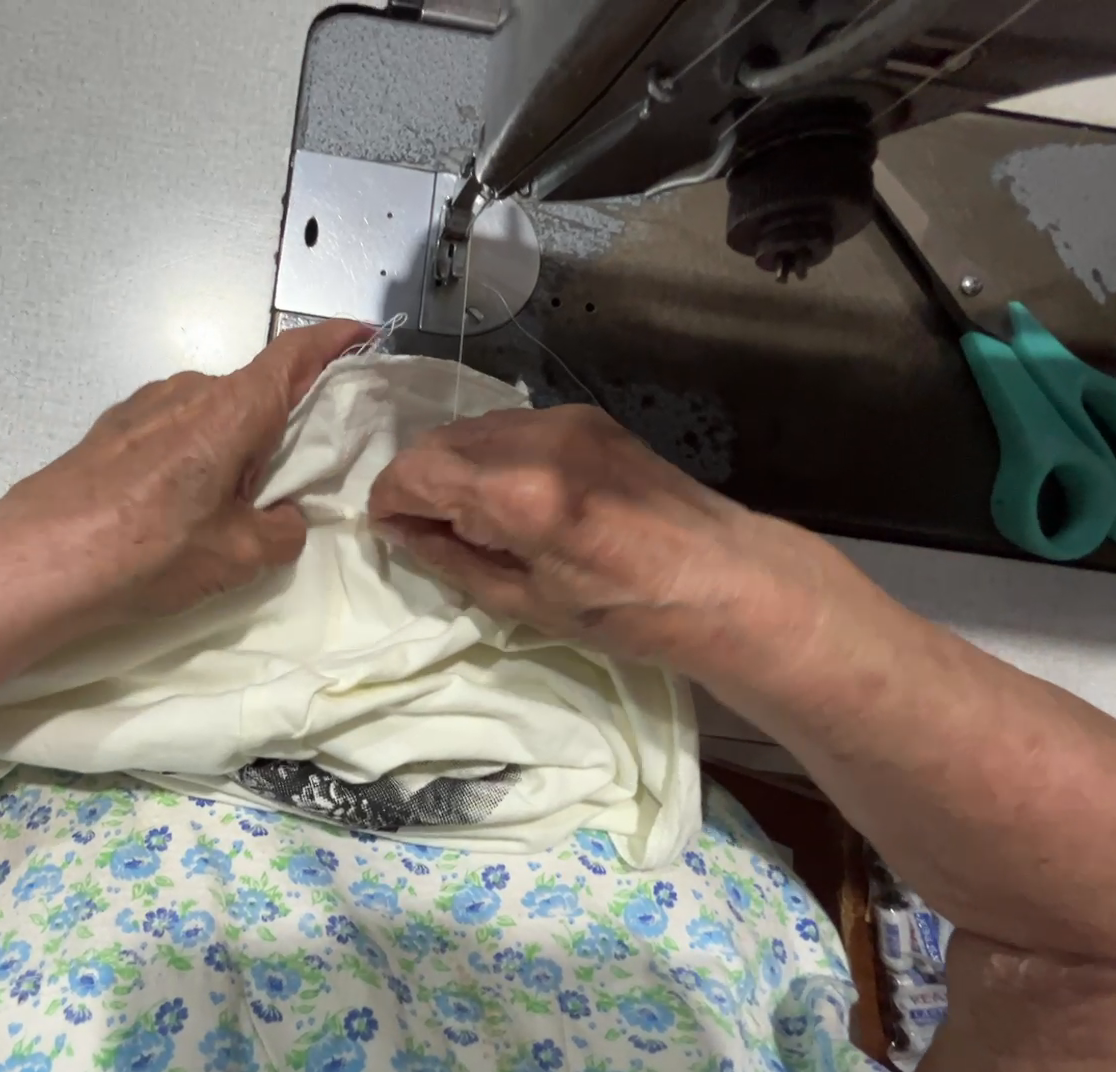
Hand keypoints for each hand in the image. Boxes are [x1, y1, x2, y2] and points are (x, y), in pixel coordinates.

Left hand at [0, 319, 372, 620]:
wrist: (42, 559)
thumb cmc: (151, 550)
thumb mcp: (237, 556)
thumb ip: (281, 533)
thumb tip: (285, 520)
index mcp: (233, 409)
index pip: (296, 354)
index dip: (334, 340)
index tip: (363, 335)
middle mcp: (189, 390)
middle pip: (253, 392)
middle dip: (278, 427)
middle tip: (283, 483)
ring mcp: (143, 404)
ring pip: (210, 413)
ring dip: (229, 446)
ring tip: (219, 507)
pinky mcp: (110, 428)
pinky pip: (171, 429)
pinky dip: (190, 454)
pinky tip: (169, 505)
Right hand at [367, 405, 844, 671]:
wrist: (728, 578)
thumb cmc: (624, 612)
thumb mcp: (522, 601)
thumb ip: (449, 558)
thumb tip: (400, 531)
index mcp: (519, 496)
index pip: (413, 472)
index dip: (387, 502)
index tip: (390, 531)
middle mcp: (535, 440)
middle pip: (432, 442)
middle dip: (414, 484)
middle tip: (427, 529)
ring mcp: (561, 419)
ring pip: (465, 429)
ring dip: (448, 467)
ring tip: (471, 515)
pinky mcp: (582, 415)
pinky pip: (503, 426)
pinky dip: (483, 456)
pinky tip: (507, 493)